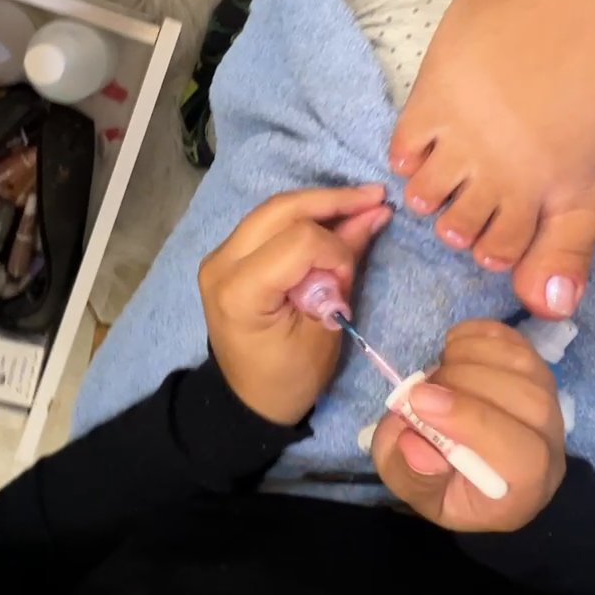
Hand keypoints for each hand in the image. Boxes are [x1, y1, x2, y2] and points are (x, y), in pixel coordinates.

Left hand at [197, 186, 392, 424]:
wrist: (246, 398)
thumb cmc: (288, 378)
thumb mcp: (325, 329)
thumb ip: (345, 268)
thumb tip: (375, 214)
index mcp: (240, 291)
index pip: (298, 242)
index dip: (335, 249)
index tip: (351, 276)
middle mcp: (221, 263)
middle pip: (281, 209)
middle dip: (332, 200)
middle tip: (375, 197)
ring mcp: (219, 255)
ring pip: (274, 209)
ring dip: (319, 204)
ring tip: (362, 203)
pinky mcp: (227, 253)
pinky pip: (267, 221)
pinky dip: (302, 217)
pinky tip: (334, 216)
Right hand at [371, 319, 565, 531]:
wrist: (457, 462)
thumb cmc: (440, 480)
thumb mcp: (413, 489)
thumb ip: (412, 475)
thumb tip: (417, 447)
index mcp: (524, 487)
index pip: (524, 456)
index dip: (473, 421)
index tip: (420, 403)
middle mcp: (547, 444)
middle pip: (531, 403)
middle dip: (466, 383)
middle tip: (422, 387)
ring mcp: (545, 401)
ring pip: (524, 364)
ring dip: (471, 354)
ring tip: (437, 369)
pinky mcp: (531, 369)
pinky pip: (515, 340)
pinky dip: (478, 333)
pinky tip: (451, 347)